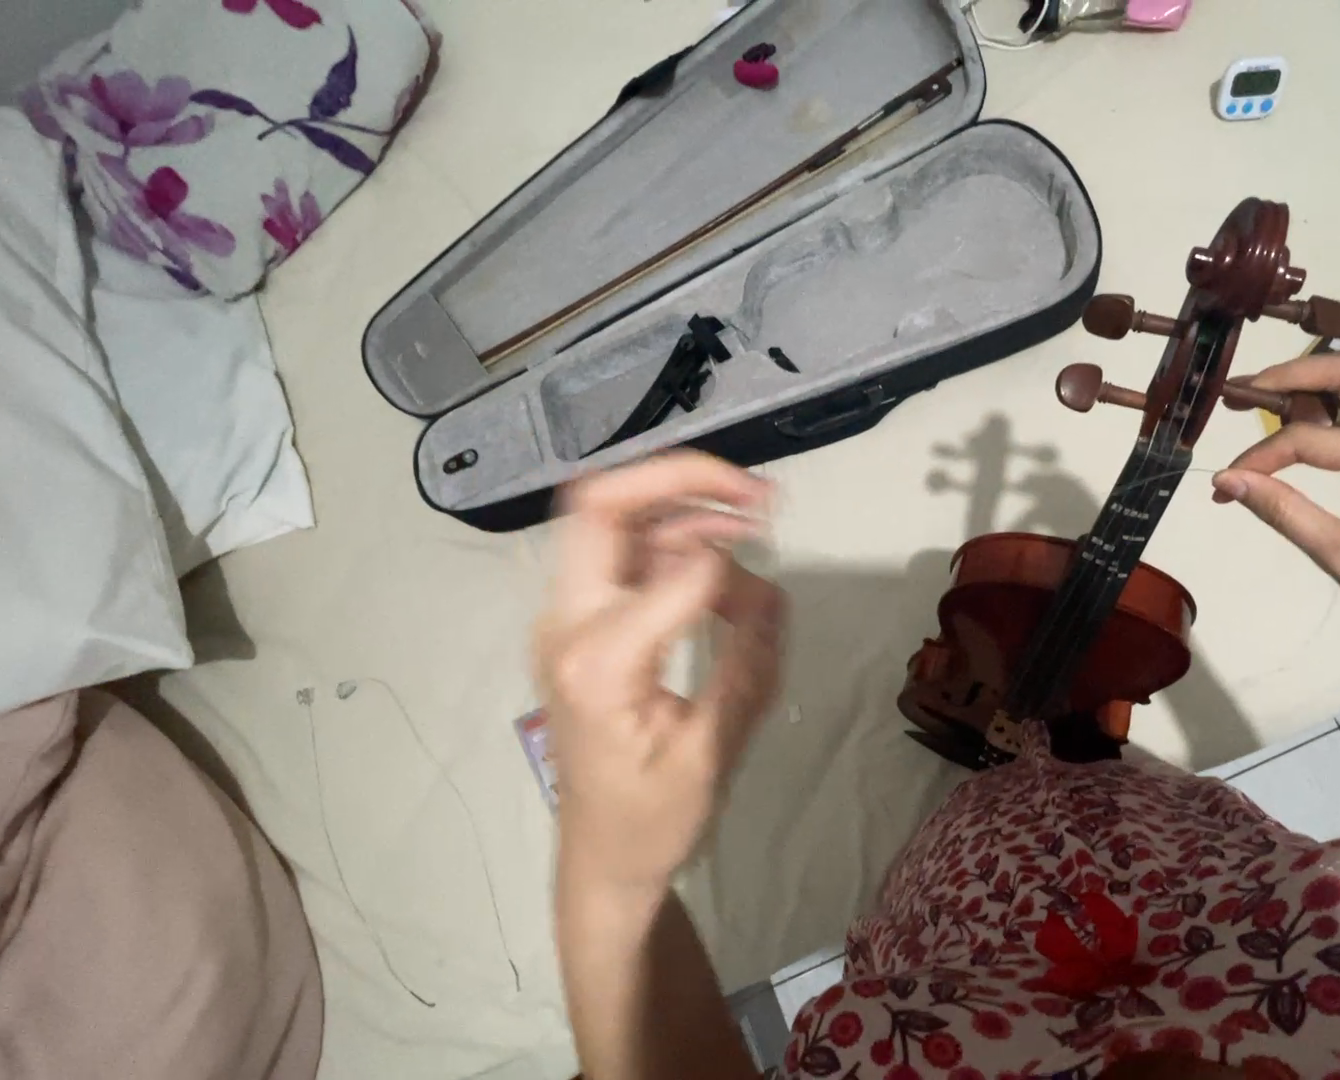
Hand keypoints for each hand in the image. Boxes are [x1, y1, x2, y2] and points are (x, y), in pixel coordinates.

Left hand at [536, 452, 785, 895]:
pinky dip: (675, 535)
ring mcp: (566, 618)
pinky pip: (624, 553)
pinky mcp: (583, 622)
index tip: (766, 592)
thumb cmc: (654, 819)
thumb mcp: (714, 751)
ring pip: (613, 520)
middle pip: (602, 507)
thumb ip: (746, 664)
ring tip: (754, 514)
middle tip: (755, 492)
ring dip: (683, 503)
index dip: (729, 566)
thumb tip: (772, 591)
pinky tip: (723, 552)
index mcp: (598, 664)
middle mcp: (566, 624)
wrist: (600, 858)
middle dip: (682, 480)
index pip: (669, 573)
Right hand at [1213, 348, 1339, 700]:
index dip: (1259, 455)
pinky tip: (1309, 441)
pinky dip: (1339, 411)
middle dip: (1289, 376)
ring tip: (1263, 412)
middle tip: (1238, 397)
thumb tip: (1228, 480)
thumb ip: (1287, 513)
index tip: (1225, 483)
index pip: (1311, 438)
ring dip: (1314, 388)